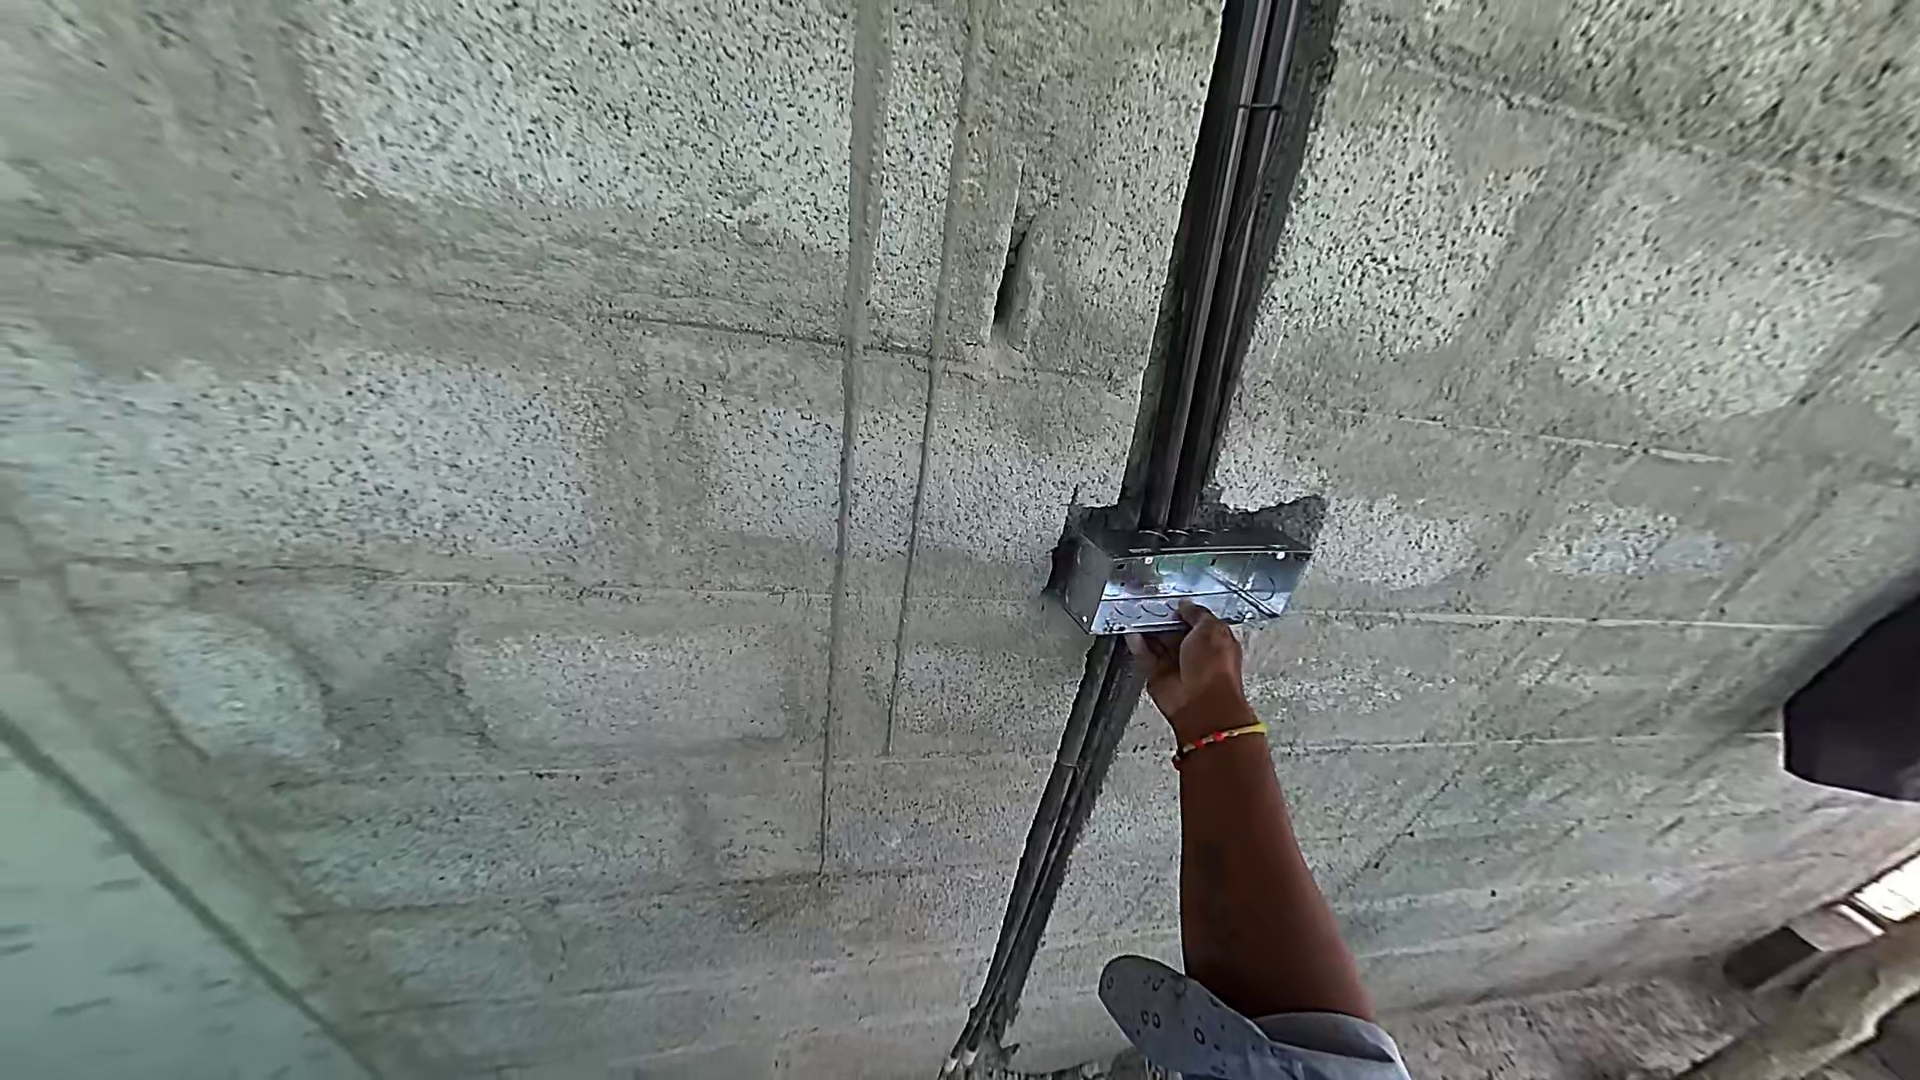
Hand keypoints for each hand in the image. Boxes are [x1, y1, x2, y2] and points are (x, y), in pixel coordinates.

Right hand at [1125, 602, 1248, 740]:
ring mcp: (1177, 666)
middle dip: (1162, 620)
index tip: (1171, 601)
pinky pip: (1145, 656)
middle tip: (1150, 606)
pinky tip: (1132, 633)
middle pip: (1174, 631)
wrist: (1201, 704)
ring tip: (1136, 616)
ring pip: (1157, 643)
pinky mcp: (1159, 676)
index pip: (1198, 621)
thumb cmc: (1215, 670)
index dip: (1185, 611)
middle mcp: (1196, 655)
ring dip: (1148, 630)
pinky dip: (1138, 645)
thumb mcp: (1212, 629)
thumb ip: (1197, 614)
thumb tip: (1187, 605)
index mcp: (1215, 642)